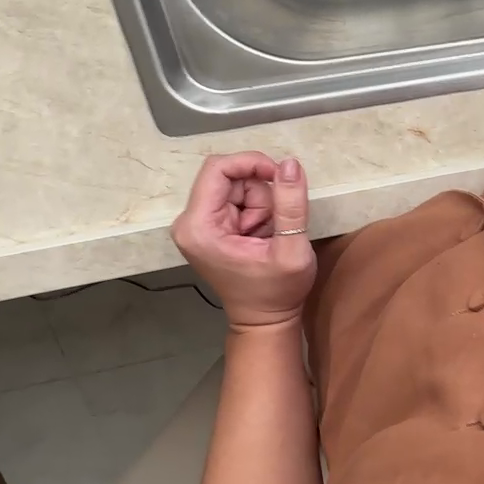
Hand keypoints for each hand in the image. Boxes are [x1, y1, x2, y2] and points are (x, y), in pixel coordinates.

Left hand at [170, 152, 316, 329]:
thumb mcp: (292, 247)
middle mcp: (191, 221)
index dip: (252, 164)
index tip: (282, 178)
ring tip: (269, 234)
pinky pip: (238, 199)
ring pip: (238, 186)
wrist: (265, 320)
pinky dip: (258, 211)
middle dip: (261, 192)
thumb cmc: (277, 291)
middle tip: (275, 223)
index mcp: (200, 226)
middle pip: (230, 177)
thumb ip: (291, 204)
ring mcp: (200, 224)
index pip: (218, 168)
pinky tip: (263, 235)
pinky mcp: (211, 227)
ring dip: (263, 203)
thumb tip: (290, 163)